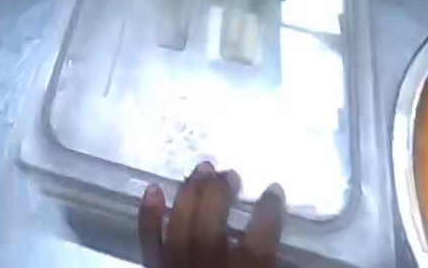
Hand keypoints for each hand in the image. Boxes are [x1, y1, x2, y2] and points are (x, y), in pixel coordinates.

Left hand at [139, 162, 283, 267]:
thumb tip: (280, 241)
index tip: (274, 188)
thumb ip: (269, 261)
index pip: (258, 245)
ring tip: (203, 168)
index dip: (268, 213)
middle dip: (219, 193)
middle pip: (209, 225)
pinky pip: (149, 243)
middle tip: (231, 174)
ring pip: (179, 226)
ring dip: (190, 193)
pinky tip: (154, 188)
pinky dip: (148, 215)